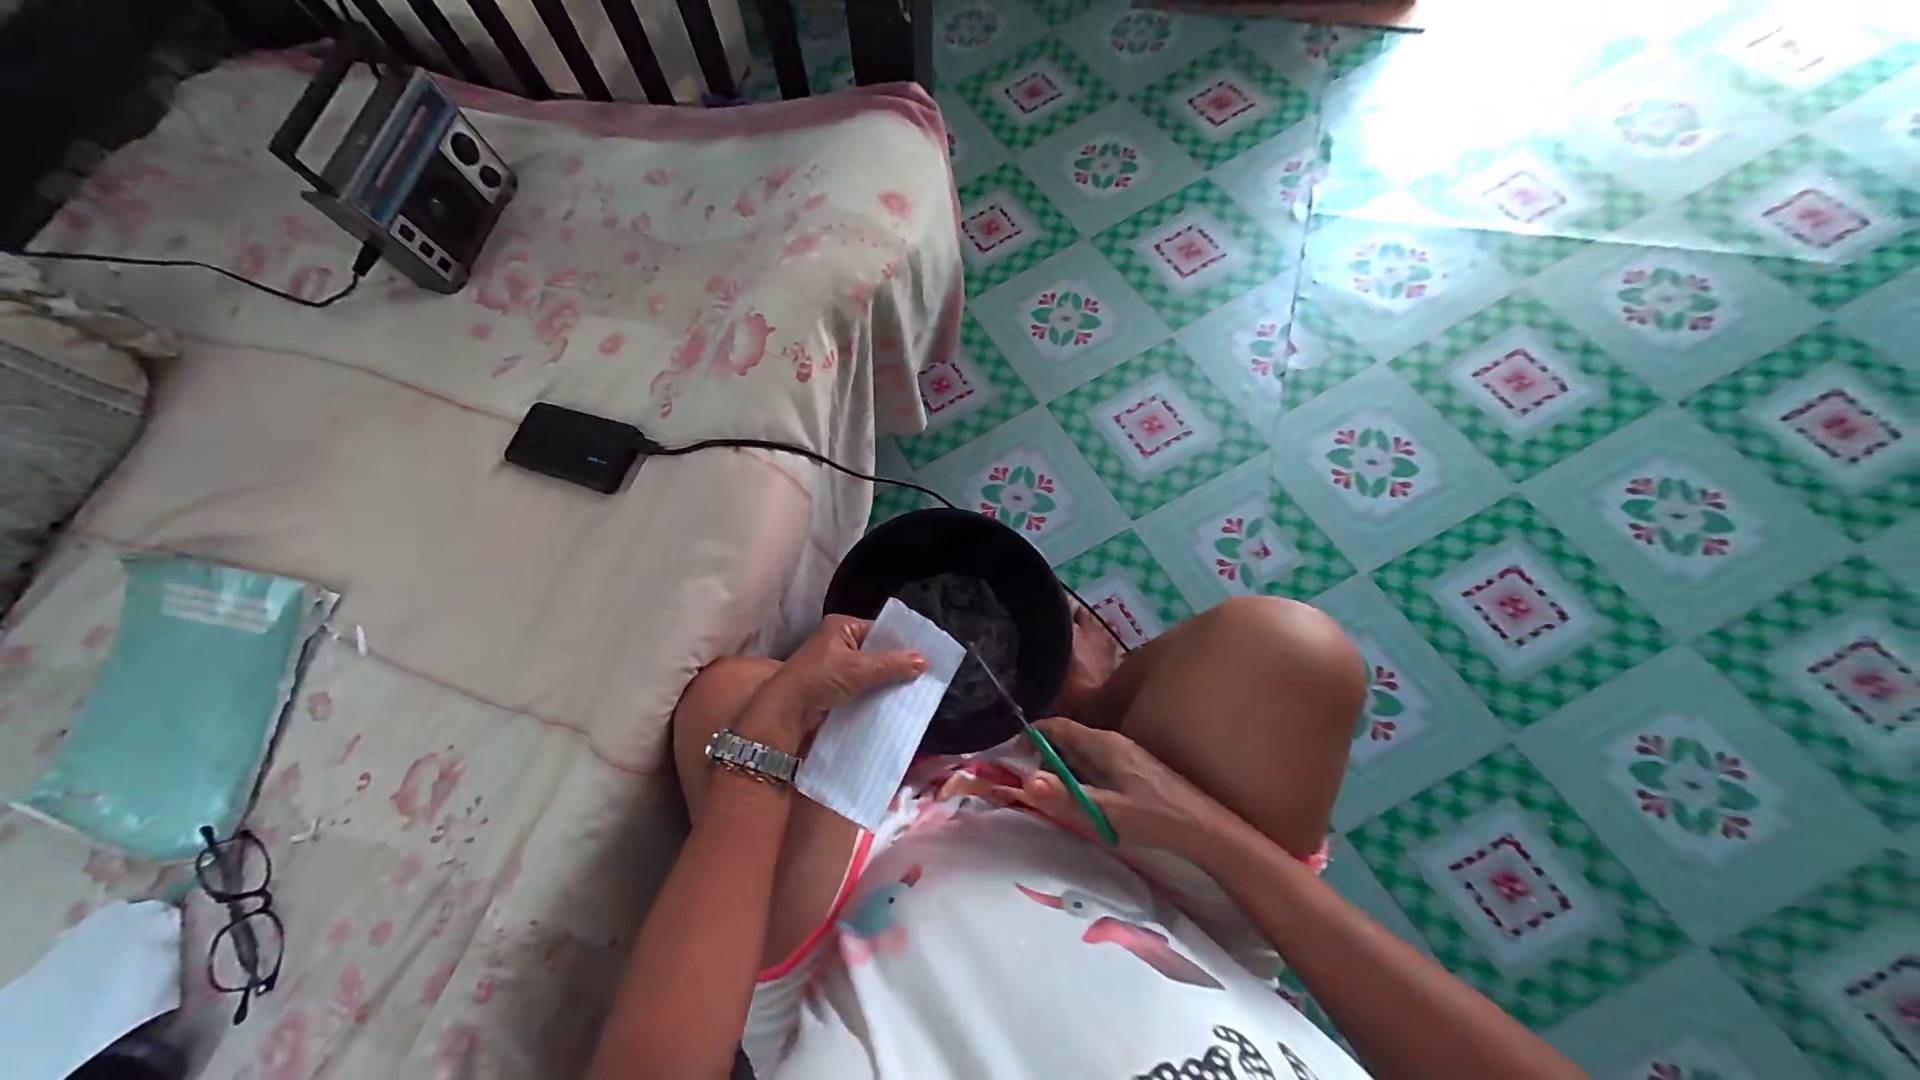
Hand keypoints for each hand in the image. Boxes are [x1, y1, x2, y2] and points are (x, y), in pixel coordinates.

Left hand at [745, 615, 925, 746]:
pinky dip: (877, 694)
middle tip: (925, 674)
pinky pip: (864, 688)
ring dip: (888, 681)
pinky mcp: (837, 689)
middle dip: (897, 664)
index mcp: (841, 627)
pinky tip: (897, 701)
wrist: (787, 713)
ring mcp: (837, 667)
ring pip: (872, 672)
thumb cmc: (818, 679)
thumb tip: (924, 661)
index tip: (925, 655)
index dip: (901, 643)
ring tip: (917, 689)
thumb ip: (891, 664)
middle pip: (877, 652)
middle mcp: (839, 644)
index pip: (879, 631)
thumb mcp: (858, 668)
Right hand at [976, 718, 1239, 859]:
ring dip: (1061, 768)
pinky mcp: (1133, 770)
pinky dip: (1078, 776)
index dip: (1032, 735)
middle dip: (1043, 755)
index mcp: (1103, 744)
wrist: (1205, 830)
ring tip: (1048, 792)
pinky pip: (1094, 765)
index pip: (1058, 726)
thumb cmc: (1154, 819)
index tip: (1010, 752)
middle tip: (1026, 780)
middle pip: (1067, 739)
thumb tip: (1026, 780)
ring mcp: (1124, 755)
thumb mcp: (1105, 813)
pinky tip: (1080, 799)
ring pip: (1081, 753)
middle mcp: (1112, 742)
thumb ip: (1065, 798)